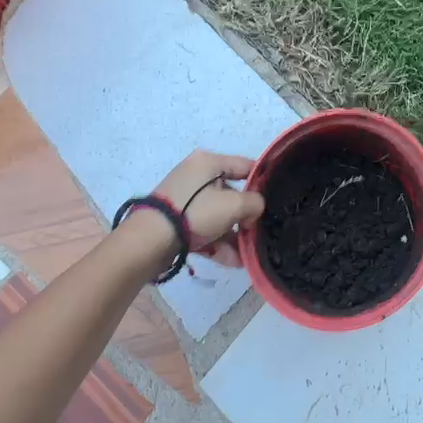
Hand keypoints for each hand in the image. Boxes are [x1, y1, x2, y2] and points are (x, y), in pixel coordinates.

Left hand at [150, 149, 265, 266]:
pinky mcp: (175, 221)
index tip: (274, 200)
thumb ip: (254, 203)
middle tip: (255, 234)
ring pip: (217, 215)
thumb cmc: (195, 212)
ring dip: (232, 236)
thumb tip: (253, 210)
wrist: (148, 241)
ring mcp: (184, 199)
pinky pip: (203, 228)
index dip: (261, 182)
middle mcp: (196, 175)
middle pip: (231, 194)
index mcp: (209, 162)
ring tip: (244, 257)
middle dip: (245, 218)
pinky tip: (231, 261)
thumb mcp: (233, 205)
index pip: (244, 166)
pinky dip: (216, 243)